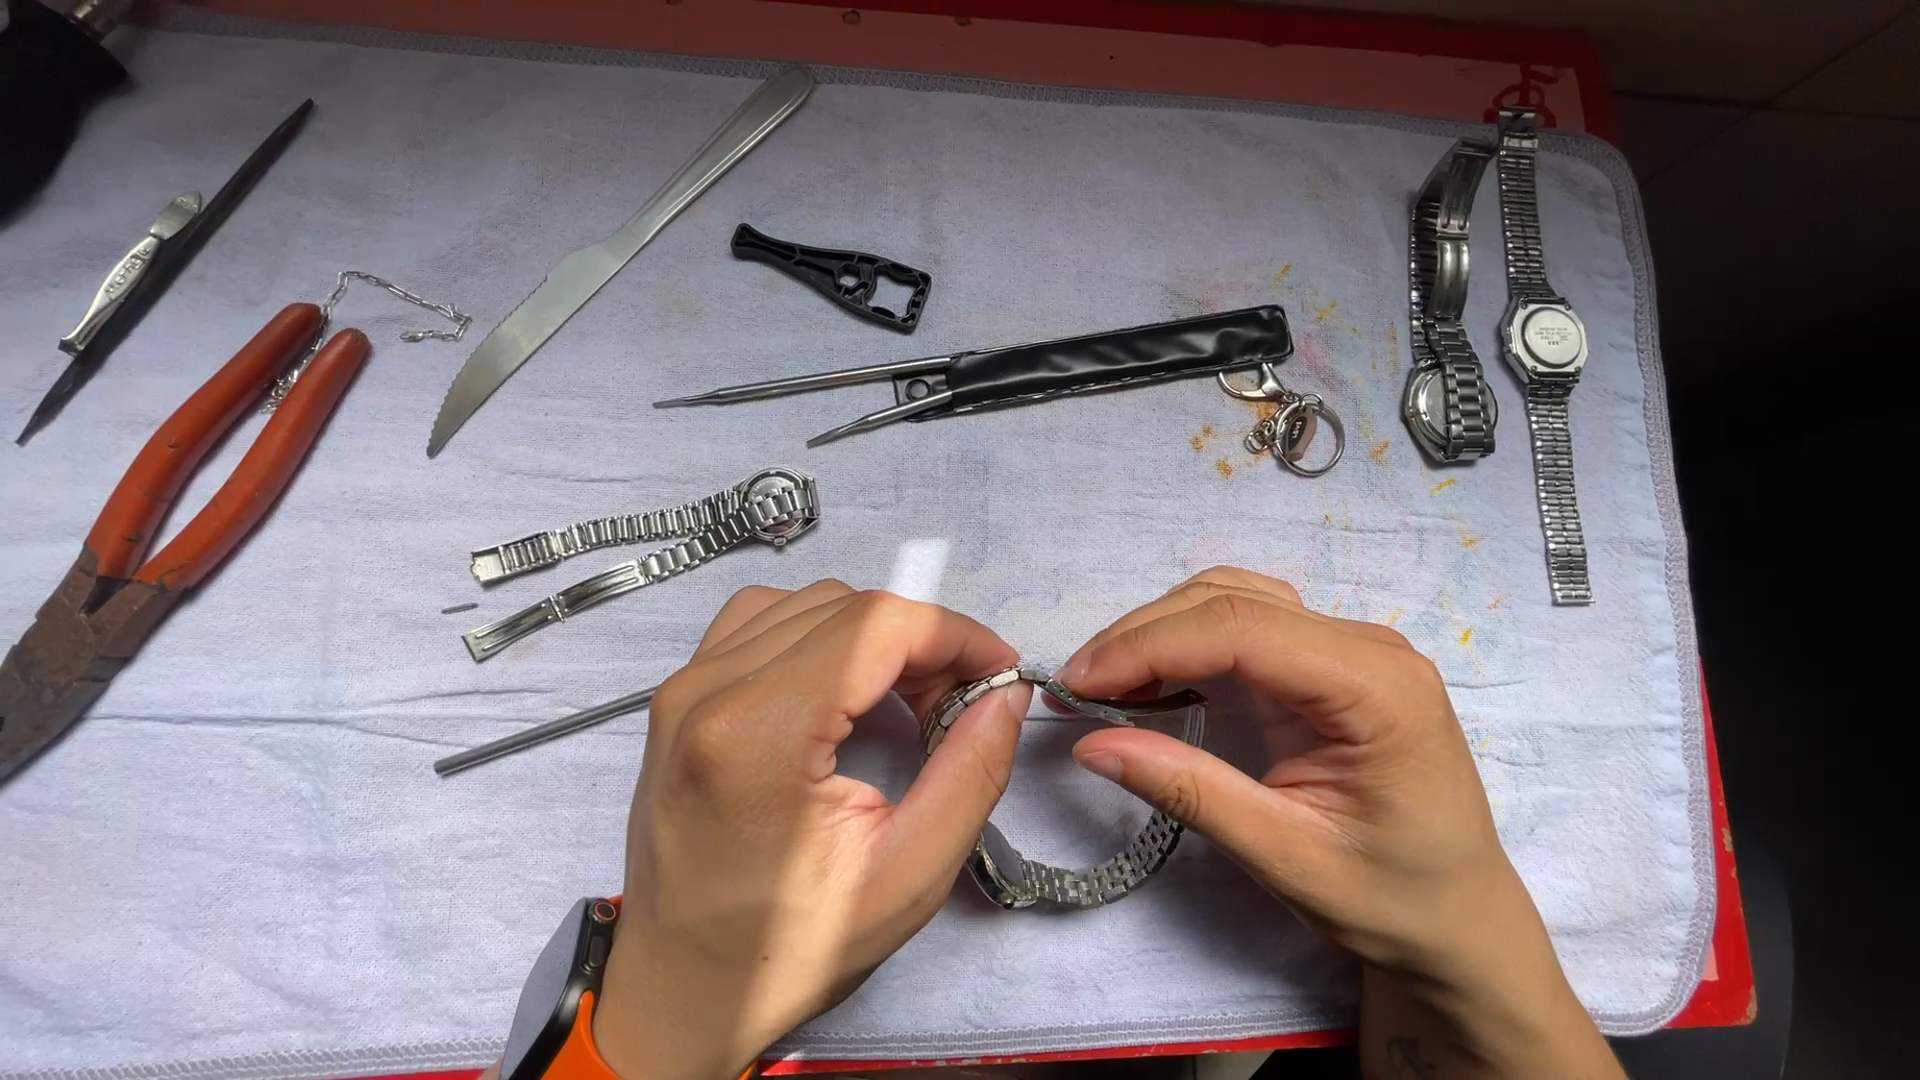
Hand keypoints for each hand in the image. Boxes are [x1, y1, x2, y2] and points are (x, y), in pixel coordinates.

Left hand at [591, 581, 1030, 1079]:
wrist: (678, 987)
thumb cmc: (792, 947)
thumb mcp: (909, 876)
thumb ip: (972, 773)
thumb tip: (1006, 692)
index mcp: (758, 734)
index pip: (876, 625)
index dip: (954, 634)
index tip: (1000, 672)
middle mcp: (708, 687)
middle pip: (848, 606)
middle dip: (923, 640)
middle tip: (958, 702)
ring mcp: (683, 683)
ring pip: (809, 602)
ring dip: (876, 634)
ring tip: (906, 694)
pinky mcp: (678, 690)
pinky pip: (764, 616)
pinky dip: (823, 632)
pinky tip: (842, 683)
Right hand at [1060, 567, 1621, 1077]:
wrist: (1458, 921)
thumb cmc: (1390, 900)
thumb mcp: (1285, 858)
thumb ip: (1189, 791)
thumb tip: (1091, 744)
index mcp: (1375, 686)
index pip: (1241, 629)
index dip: (1149, 646)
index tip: (1081, 684)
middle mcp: (1365, 645)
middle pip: (1230, 600)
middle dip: (1142, 635)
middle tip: (1078, 686)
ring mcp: (1347, 646)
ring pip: (1231, 597)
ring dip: (1159, 629)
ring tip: (1106, 680)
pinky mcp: (1324, 660)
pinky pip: (1243, 622)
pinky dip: (1185, 638)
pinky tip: (1153, 674)